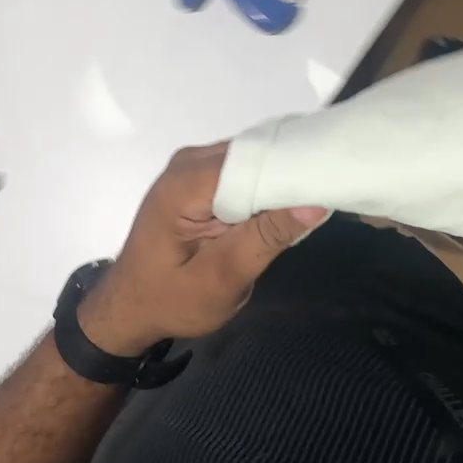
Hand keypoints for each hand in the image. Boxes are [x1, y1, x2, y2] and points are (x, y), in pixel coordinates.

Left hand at [77, 144, 327, 355]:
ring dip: (277, 181)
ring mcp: (191, 166)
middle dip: (288, 175)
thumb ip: (266, 238)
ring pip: (250, 159)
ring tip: (313, 201)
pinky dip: (262, 185)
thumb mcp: (224, 279)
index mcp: (185, 185)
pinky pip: (240, 169)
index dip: (292, 170)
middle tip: (329, 195)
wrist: (131, 308)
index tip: (330, 184)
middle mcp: (187, 162)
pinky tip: (282, 206)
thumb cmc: (172, 301)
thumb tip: (315, 203)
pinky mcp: (197, 176)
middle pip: (252, 154)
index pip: (251, 160)